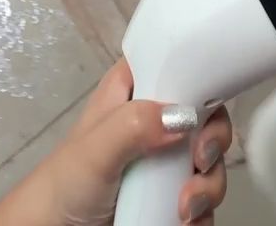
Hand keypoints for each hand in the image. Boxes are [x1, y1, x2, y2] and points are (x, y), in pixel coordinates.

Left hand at [0, 60, 232, 225]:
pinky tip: (186, 220)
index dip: (198, 79)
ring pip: (208, 160)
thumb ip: (133, 124)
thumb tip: (182, 114)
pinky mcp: (171, 194)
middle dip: (212, 140)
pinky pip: (204, 197)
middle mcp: (151, 120)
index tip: (204, 110)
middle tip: (200, 161)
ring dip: (207, 184)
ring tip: (185, 208)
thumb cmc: (63, 183)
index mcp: (131, 91)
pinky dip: (203, 210)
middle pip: (203, 115)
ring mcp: (163, 159)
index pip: (174, 65)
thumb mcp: (95, 149)